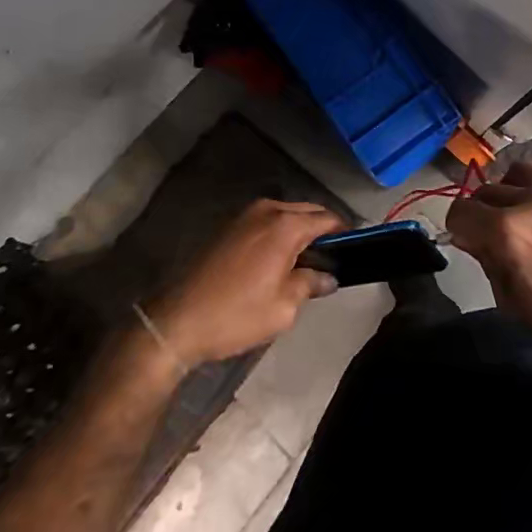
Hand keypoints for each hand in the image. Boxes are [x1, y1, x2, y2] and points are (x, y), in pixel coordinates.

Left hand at [147, 199, 345, 364]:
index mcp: (285, 225)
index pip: (327, 218)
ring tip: (307, 259)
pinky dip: (278, 232)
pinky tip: (279, 258)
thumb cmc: (237, 314)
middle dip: (322, 229)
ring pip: (285, 214)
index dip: (345, 232)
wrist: (176, 320)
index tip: (355, 248)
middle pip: (307, 211)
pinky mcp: (228, 226)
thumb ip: (310, 284)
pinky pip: (265, 221)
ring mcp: (244, 215)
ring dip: (299, 230)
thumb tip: (328, 277)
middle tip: (332, 257)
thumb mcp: (284, 307)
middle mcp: (267, 210)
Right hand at [446, 161, 531, 380]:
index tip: (467, 241)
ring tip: (524, 214)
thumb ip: (490, 264)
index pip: (461, 211)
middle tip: (494, 234)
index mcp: (508, 230)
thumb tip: (476, 241)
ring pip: (521, 173)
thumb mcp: (516, 306)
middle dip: (483, 211)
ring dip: (513, 191)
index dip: (458, 228)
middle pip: (488, 189)